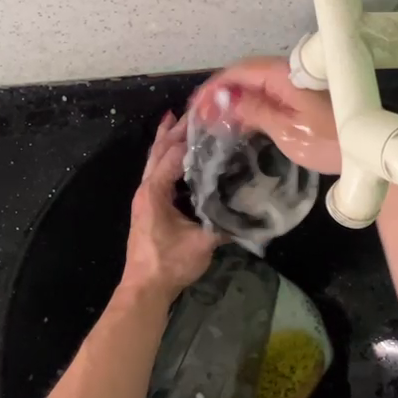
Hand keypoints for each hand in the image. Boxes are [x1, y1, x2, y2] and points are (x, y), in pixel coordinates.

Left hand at [119, 111, 222, 303]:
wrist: (144, 289)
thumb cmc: (169, 264)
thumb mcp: (202, 243)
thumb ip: (226, 225)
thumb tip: (253, 211)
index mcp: (154, 191)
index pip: (173, 154)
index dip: (190, 136)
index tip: (208, 118)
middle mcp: (145, 189)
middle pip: (158, 151)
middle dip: (173, 129)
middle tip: (191, 108)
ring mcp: (144, 198)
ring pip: (154, 161)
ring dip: (166, 141)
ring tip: (178, 120)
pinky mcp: (147, 207)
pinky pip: (156, 173)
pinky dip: (166, 159)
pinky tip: (178, 158)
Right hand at [189, 56, 341, 174]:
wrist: (363, 153)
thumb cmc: (327, 143)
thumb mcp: (286, 130)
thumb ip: (254, 110)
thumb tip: (224, 99)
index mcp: (283, 75)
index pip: (238, 71)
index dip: (213, 87)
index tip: (196, 106)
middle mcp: (287, 73)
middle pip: (244, 75)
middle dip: (219, 93)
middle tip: (199, 116)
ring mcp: (294, 85)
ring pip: (253, 84)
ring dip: (231, 100)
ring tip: (212, 120)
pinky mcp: (299, 98)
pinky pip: (266, 94)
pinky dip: (247, 105)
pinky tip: (236, 122)